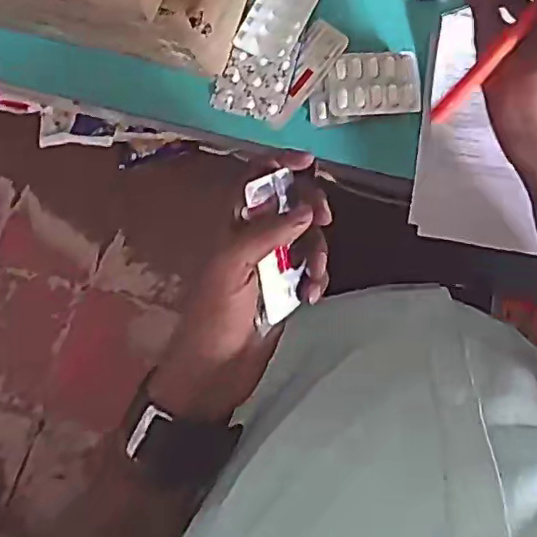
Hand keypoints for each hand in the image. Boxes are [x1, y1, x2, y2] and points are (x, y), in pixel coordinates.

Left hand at [147, 152, 330, 422]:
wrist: (215, 375)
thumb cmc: (213, 317)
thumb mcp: (232, 267)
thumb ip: (267, 232)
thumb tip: (304, 208)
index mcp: (235, 225)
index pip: (256, 179)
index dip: (279, 163)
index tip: (307, 162)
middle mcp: (256, 236)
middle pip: (291, 203)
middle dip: (311, 206)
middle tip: (323, 219)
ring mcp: (273, 261)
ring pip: (308, 235)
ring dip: (318, 251)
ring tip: (313, 276)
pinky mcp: (288, 285)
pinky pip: (313, 267)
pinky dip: (318, 276)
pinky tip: (311, 294)